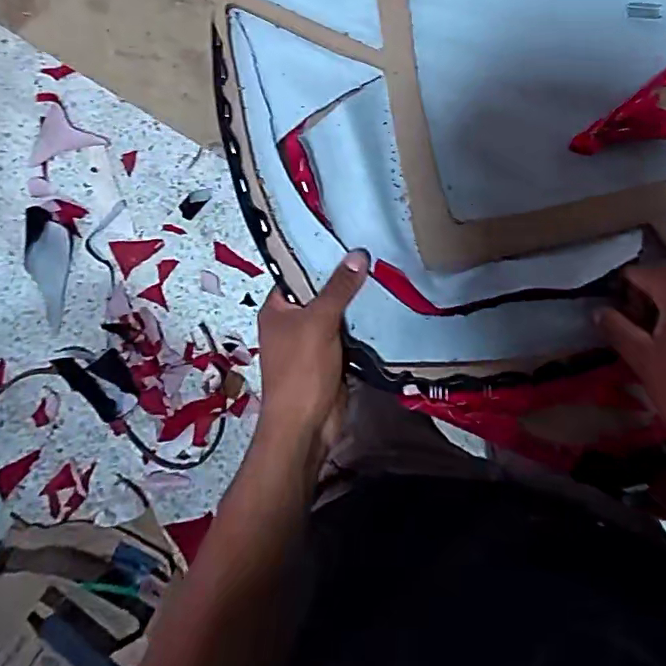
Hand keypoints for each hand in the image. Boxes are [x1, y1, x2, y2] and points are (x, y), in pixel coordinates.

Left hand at [255, 249, 368, 450]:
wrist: (306, 426)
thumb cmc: (301, 370)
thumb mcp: (319, 322)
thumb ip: (339, 288)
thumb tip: (358, 254)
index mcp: (277, 310)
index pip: (298, 273)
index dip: (320, 256)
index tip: (349, 239)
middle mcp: (293, 322)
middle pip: (321, 291)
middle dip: (346, 277)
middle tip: (377, 252)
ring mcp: (313, 340)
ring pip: (339, 312)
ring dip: (359, 301)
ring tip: (387, 272)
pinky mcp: (333, 356)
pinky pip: (350, 332)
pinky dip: (365, 323)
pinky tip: (387, 305)